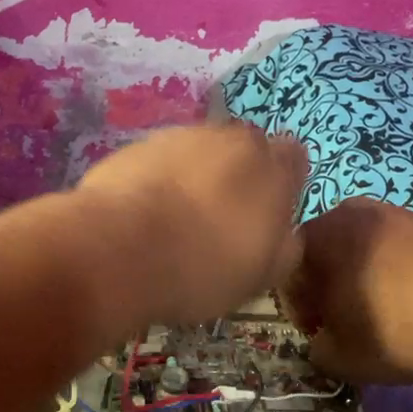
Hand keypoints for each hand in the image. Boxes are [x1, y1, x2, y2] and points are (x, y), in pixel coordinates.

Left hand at [75, 123, 308, 329]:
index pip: (293, 157)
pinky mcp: (137, 144)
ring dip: (195, 176)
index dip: (282, 183)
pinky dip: (158, 180)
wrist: (119, 248)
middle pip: (243, 150)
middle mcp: (230, 137)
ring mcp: (180, 135)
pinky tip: (143, 215)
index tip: (266, 214)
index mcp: (272, 165)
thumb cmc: (203, 266)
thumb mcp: (263, 275)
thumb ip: (286, 245)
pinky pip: (160, 161)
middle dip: (237, 176)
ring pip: (199, 152)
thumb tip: (286, 231)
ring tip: (175, 220)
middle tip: (220, 220)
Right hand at [285, 198, 412, 384]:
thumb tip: (324, 342)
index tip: (320, 334)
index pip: (290, 272)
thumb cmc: (393, 331)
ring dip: (365, 275)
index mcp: (317, 236)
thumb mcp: (342, 357)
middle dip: (331, 286)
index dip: (301, 308)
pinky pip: (400, 248)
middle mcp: (350, 212)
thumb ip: (320, 349)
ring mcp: (394, 212)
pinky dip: (399, 271)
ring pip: (364, 247)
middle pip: (327, 252)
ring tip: (388, 312)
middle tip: (349, 322)